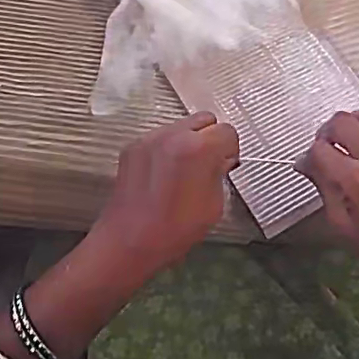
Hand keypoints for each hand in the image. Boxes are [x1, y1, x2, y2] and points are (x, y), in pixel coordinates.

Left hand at [91, 112, 238, 270]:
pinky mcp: (133, 146)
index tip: (225, 164)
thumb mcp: (213, 205)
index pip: (227, 131)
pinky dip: (166, 148)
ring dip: (187, 141)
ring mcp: (150, 138)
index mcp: (198, 149)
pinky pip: (159, 137)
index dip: (229, 149)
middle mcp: (173, 135)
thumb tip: (219, 161)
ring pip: (180, 126)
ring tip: (182, 171)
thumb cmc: (175, 229)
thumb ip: (220, 174)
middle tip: (206, 164)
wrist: (129, 239)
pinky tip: (162, 174)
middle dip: (210, 139)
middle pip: (204, 120)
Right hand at [300, 106, 358, 282]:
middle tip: (327, 147)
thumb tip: (306, 163)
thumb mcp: (339, 222)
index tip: (309, 164)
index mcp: (356, 179)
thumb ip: (322, 186)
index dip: (308, 156)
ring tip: (354, 135)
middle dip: (327, 132)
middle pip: (342, 121)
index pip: (319, 149)